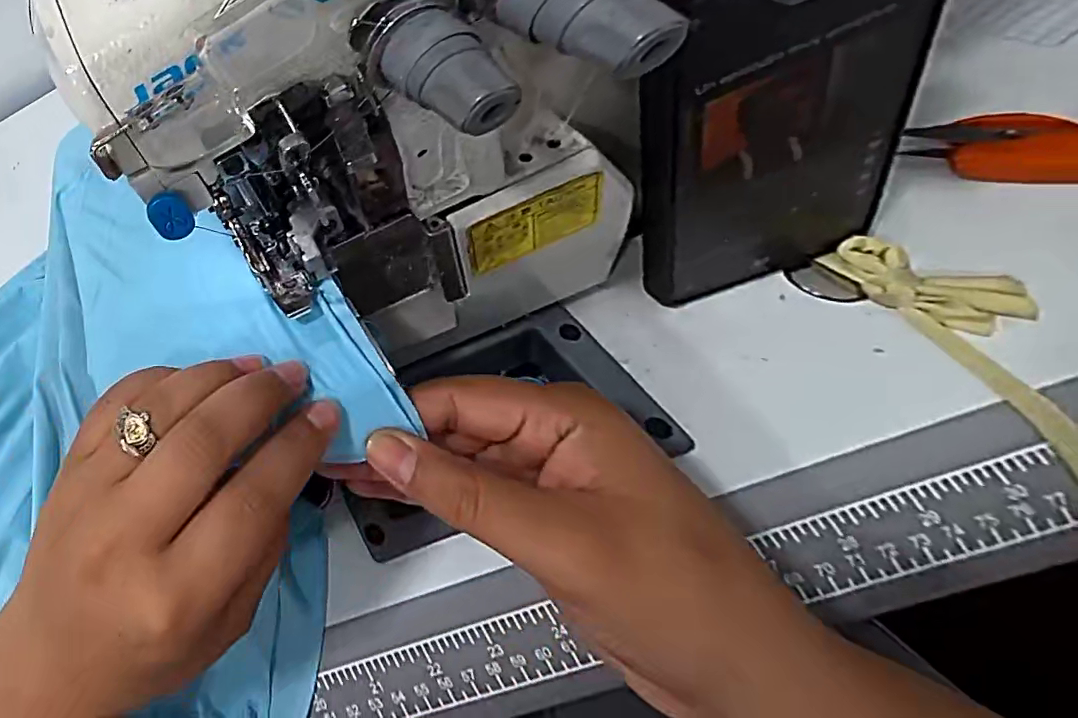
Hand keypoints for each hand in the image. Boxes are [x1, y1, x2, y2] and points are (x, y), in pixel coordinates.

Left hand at [0, 358, 341, 717]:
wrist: (53, 650)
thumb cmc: (144, 650)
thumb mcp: (224, 629)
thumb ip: (262, 551)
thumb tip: (284, 466)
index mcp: (173, 592)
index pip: (250, 500)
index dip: (295, 448)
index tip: (323, 415)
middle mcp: (125, 531)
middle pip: (203, 440)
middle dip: (259, 397)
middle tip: (292, 376)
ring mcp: (88, 487)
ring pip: (159, 407)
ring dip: (214, 375)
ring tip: (253, 366)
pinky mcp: (68, 460)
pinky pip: (117, 398)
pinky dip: (162, 377)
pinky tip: (194, 376)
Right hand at [325, 377, 989, 717]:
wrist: (754, 690)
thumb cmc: (686, 603)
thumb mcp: (562, 540)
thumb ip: (465, 489)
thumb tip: (386, 445)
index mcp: (564, 418)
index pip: (458, 400)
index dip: (399, 414)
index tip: (347, 430)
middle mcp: (549, 436)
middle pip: (451, 425)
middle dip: (394, 441)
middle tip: (333, 452)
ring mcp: (543, 476)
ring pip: (455, 458)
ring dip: (405, 468)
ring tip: (345, 472)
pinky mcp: (538, 513)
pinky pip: (470, 491)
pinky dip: (430, 494)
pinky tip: (390, 493)